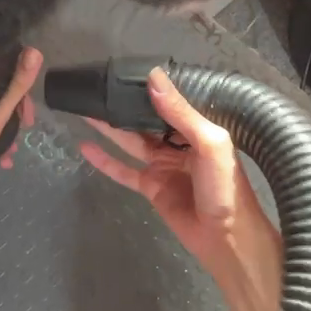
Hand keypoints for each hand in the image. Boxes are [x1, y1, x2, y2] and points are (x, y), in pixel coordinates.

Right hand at [78, 68, 281, 289]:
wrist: (227, 240)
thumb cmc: (225, 189)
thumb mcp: (209, 144)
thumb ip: (181, 113)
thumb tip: (153, 78)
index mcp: (197, 129)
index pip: (168, 101)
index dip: (147, 87)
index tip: (123, 70)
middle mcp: (178, 143)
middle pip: (144, 120)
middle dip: (123, 105)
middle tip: (96, 87)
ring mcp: (162, 165)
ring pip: (129, 140)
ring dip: (108, 127)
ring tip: (84, 109)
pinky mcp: (150, 187)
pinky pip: (123, 169)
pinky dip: (104, 160)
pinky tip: (85, 147)